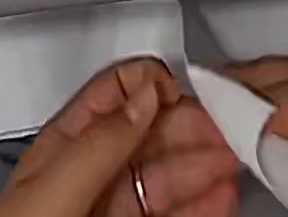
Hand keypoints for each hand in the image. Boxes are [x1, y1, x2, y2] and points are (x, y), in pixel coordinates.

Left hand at [0, 58, 239, 216]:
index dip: (152, 84)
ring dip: (207, 159)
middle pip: (153, 129)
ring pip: (171, 171)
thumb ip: (99, 141)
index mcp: (66, 146)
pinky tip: (222, 194)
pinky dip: (206, 202)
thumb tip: (144, 96)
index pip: (115, 92)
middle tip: (226, 123)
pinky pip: (177, 213)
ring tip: (234, 156)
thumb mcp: (53, 191)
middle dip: (192, 122)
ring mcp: (116, 208)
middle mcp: (94, 172)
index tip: (186, 89)